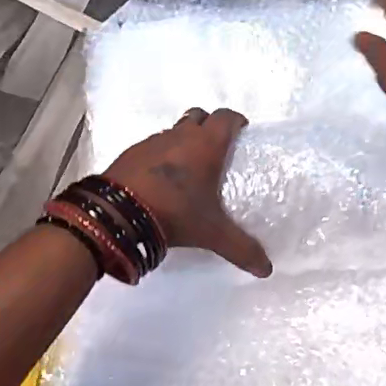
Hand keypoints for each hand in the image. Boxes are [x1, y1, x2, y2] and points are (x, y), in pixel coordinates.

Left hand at [103, 108, 272, 277]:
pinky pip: (152, 147)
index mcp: (206, 145)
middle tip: (216, 148)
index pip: (226, 117)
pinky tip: (160, 180)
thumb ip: (241, 248)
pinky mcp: (130, 153)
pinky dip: (160, 156)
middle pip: (199, 116)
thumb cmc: (175, 211)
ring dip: (183, 140)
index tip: (242, 131)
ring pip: (174, 131)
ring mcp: (152, 142)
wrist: (118, 213)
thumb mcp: (212, 232)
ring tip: (188, 167)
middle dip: (209, 126)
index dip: (235, 120)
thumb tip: (267, 269)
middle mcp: (180, 136)